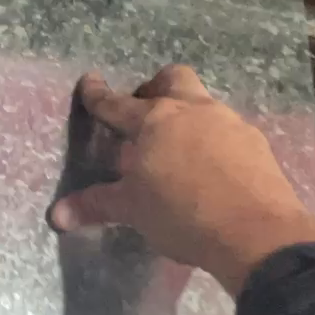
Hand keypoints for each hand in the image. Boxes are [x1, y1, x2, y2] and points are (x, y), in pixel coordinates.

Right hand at [49, 65, 314, 294]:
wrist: (258, 236)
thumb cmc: (182, 213)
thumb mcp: (132, 210)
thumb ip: (95, 205)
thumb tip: (56, 215)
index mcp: (153, 121)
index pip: (116, 103)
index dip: (97, 94)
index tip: (90, 81)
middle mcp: (192, 111)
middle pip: (172, 79)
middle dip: (155, 88)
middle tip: (145, 112)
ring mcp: (229, 124)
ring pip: (204, 104)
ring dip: (188, 116)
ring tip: (178, 148)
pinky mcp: (257, 145)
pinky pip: (229, 131)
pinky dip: (214, 141)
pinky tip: (211, 168)